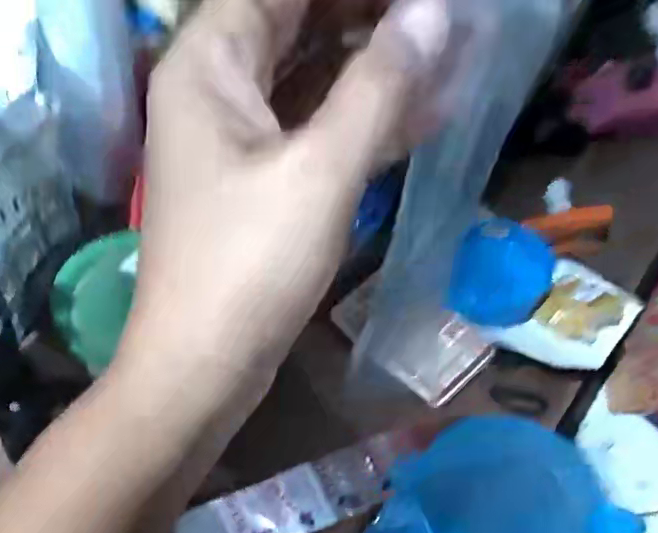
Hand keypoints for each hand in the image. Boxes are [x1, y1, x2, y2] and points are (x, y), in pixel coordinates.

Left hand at [121, 0, 452, 396]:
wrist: (198, 372)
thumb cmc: (246, 269)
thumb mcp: (319, 171)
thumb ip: (380, 82)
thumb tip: (434, 10)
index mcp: (207, 64)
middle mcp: (211, 94)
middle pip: (301, 20)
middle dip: (377, 15)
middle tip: (455, 17)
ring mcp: (231, 148)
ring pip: (311, 81)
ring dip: (379, 66)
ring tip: (459, 50)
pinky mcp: (252, 195)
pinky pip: (310, 136)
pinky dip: (361, 124)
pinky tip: (428, 111)